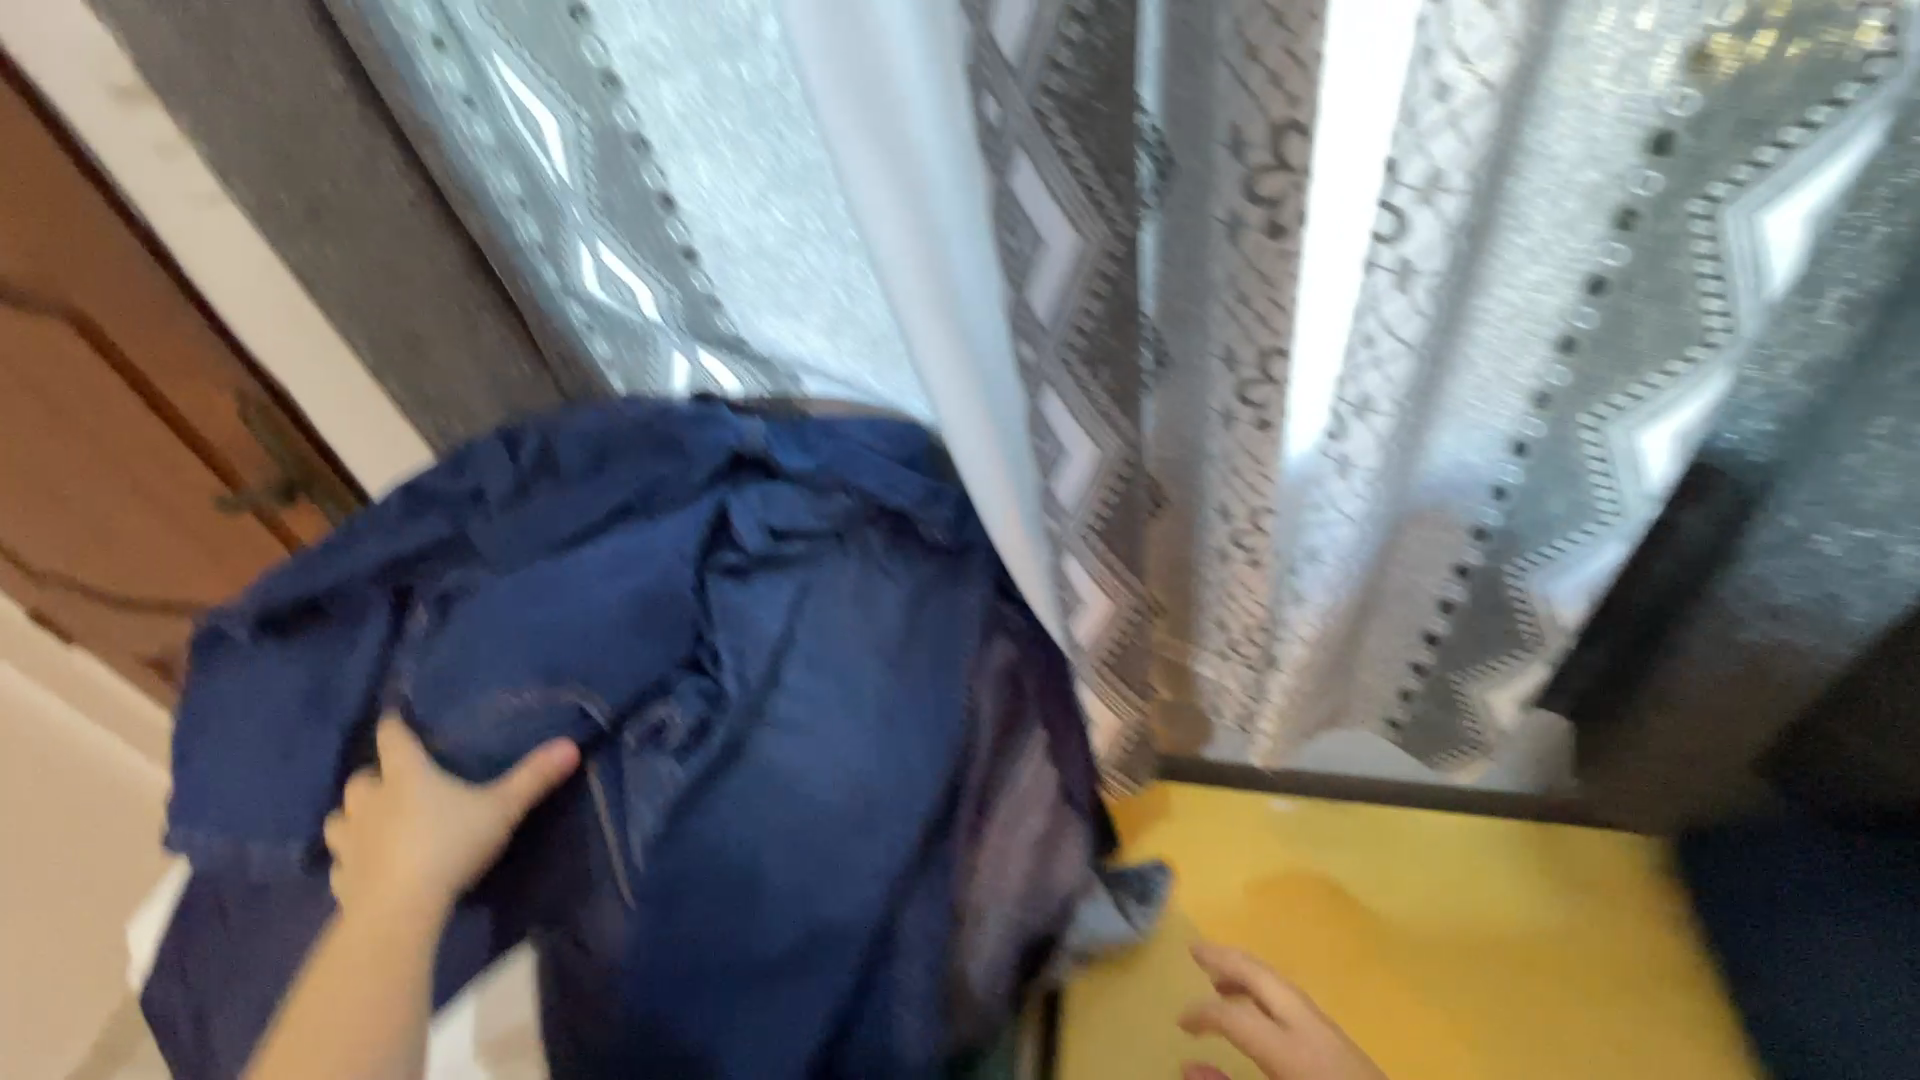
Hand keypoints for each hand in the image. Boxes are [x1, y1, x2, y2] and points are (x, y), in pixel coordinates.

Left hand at [322, 713, 579, 922]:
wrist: (400, 909)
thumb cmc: (450, 845)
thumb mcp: (503, 808)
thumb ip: (533, 777)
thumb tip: (570, 744)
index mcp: (407, 776)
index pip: (393, 738)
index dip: (395, 726)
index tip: (395, 717)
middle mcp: (370, 802)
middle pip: (361, 779)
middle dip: (375, 776)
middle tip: (395, 780)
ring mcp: (350, 842)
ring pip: (339, 818)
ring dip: (353, 815)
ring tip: (373, 820)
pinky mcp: (342, 879)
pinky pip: (341, 862)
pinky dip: (352, 858)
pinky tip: (366, 866)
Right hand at [1179, 943, 1388, 1079]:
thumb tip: (1188, 1068)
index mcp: (1293, 1053)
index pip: (1234, 1016)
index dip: (1202, 1015)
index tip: (1180, 1024)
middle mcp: (1311, 1030)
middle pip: (1262, 977)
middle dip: (1226, 959)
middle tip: (1194, 951)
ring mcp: (1331, 1033)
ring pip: (1281, 984)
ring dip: (1247, 972)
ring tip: (1219, 977)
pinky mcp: (1343, 1044)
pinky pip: (1295, 999)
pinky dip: (1267, 990)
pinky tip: (1259, 1008)